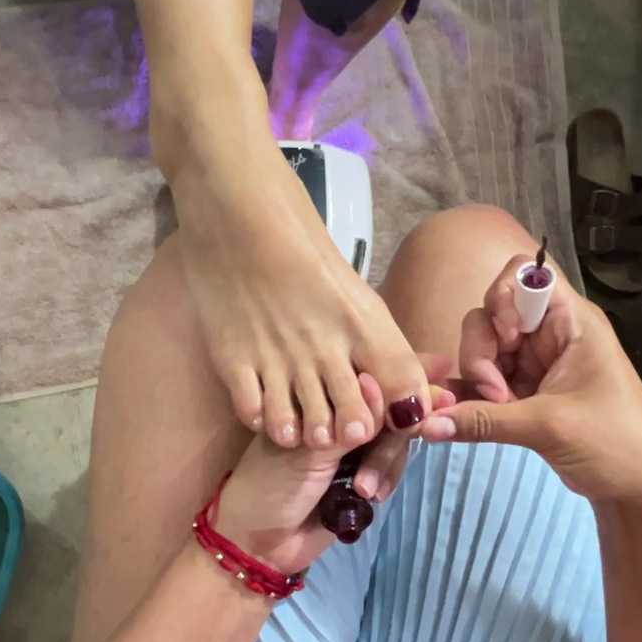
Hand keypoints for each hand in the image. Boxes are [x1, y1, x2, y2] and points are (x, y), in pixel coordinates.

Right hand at [170, 138, 434, 450]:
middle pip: (353, 417)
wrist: (234, 209)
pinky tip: (267, 408)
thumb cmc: (296, 238)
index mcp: (360, 321)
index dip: (407, 412)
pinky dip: (265, 420)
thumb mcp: (350, 285)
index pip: (402, 384)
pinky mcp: (234, 360)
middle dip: (354, 432)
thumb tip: (401, 381)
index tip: (399, 418)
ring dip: (309, 433)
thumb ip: (375, 336)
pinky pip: (256, 414)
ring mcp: (276, 357)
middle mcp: (323, 346)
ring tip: (305, 427)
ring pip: (304, 427)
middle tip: (344, 429)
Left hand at [210, 371, 452, 573]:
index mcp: (318, 397)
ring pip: (395, 441)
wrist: (259, 544)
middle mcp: (338, 417)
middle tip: (420, 430)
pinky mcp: (362, 478)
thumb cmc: (270, 486)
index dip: (401, 372)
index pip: (367, 375)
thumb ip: (351, 420)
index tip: (439, 368)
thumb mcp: (311, 448)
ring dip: (387, 463)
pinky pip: (390, 471)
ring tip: (366, 489)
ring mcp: (352, 449)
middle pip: (390, 406)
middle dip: (400, 425)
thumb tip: (382, 380)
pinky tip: (372, 497)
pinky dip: (386, 481)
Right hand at [417, 255, 641, 505]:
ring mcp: (534, 362)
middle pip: (491, 316)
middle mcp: (548, 334)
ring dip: (476, 380)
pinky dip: (472, 397)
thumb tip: (424, 424)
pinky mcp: (523, 391)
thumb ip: (483, 420)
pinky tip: (462, 418)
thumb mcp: (548, 426)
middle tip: (495, 395)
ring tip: (494, 413)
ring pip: (482, 351)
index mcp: (570, 321)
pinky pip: (483, 381)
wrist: (638, 488)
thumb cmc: (614, 442)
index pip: (524, 274)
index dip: (503, 299)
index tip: (507, 340)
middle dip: (482, 354)